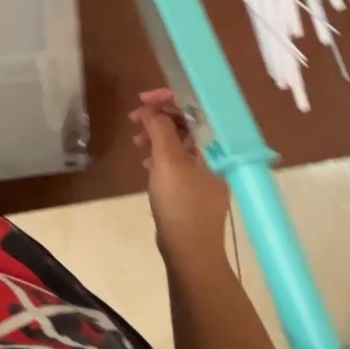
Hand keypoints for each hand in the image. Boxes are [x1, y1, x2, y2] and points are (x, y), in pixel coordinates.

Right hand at [131, 89, 231, 262]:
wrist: (190, 250)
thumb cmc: (181, 202)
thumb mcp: (166, 161)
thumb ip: (160, 129)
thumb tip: (154, 111)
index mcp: (215, 143)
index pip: (196, 107)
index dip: (168, 98)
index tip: (142, 100)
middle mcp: (216, 153)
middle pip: (187, 122)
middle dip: (159, 118)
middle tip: (133, 121)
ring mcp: (207, 171)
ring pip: (180, 141)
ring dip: (156, 136)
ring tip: (136, 145)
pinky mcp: (195, 187)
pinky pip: (178, 160)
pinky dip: (160, 156)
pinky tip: (146, 166)